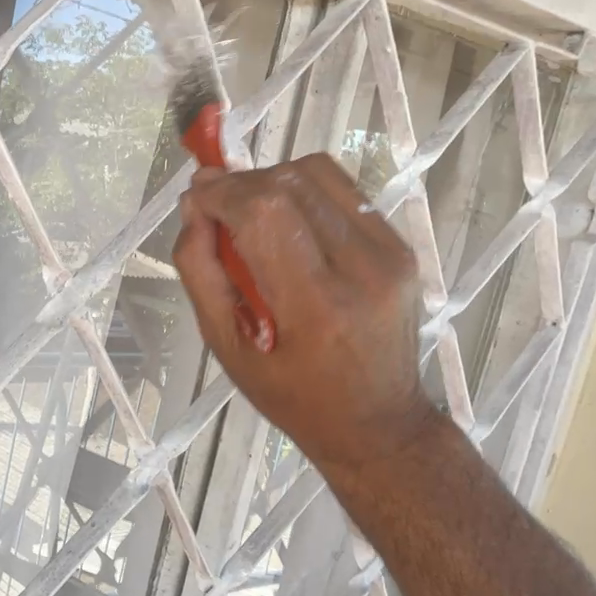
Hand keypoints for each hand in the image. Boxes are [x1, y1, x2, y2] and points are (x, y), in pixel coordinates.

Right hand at [172, 154, 436, 477]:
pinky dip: (299, 192)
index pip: (266, 212)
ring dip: (269, 181)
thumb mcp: (224, 343)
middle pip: (290, 182)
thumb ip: (200, 270)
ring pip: (317, 173)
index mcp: (316, 304)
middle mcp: (364, 269)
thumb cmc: (290, 392)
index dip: (221, 194)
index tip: (194, 203)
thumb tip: (193, 206)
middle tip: (214, 209)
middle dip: (239, 184)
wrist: (378, 421)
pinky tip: (284, 224)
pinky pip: (341, 190)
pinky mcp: (401, 245)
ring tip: (248, 214)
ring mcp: (391, 252)